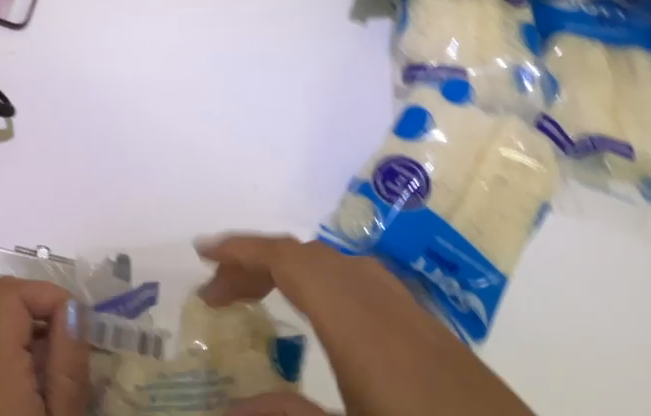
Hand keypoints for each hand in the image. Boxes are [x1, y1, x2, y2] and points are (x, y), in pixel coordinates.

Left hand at [0, 277, 89, 415]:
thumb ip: (67, 364)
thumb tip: (73, 307)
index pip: (9, 292)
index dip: (47, 293)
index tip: (81, 321)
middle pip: (6, 307)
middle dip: (49, 313)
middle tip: (84, 345)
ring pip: (7, 331)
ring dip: (43, 336)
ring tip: (76, 369)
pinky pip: (4, 358)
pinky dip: (33, 357)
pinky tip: (57, 388)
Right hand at [198, 234, 535, 415]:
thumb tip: (224, 406)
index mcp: (366, 332)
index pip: (294, 263)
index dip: (244, 251)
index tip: (201, 255)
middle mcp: (394, 314)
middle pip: (316, 260)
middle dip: (262, 263)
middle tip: (221, 293)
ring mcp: (426, 329)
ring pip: (349, 272)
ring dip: (299, 273)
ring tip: (264, 298)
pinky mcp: (449, 350)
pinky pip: (375, 292)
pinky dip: (334, 290)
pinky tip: (329, 328)